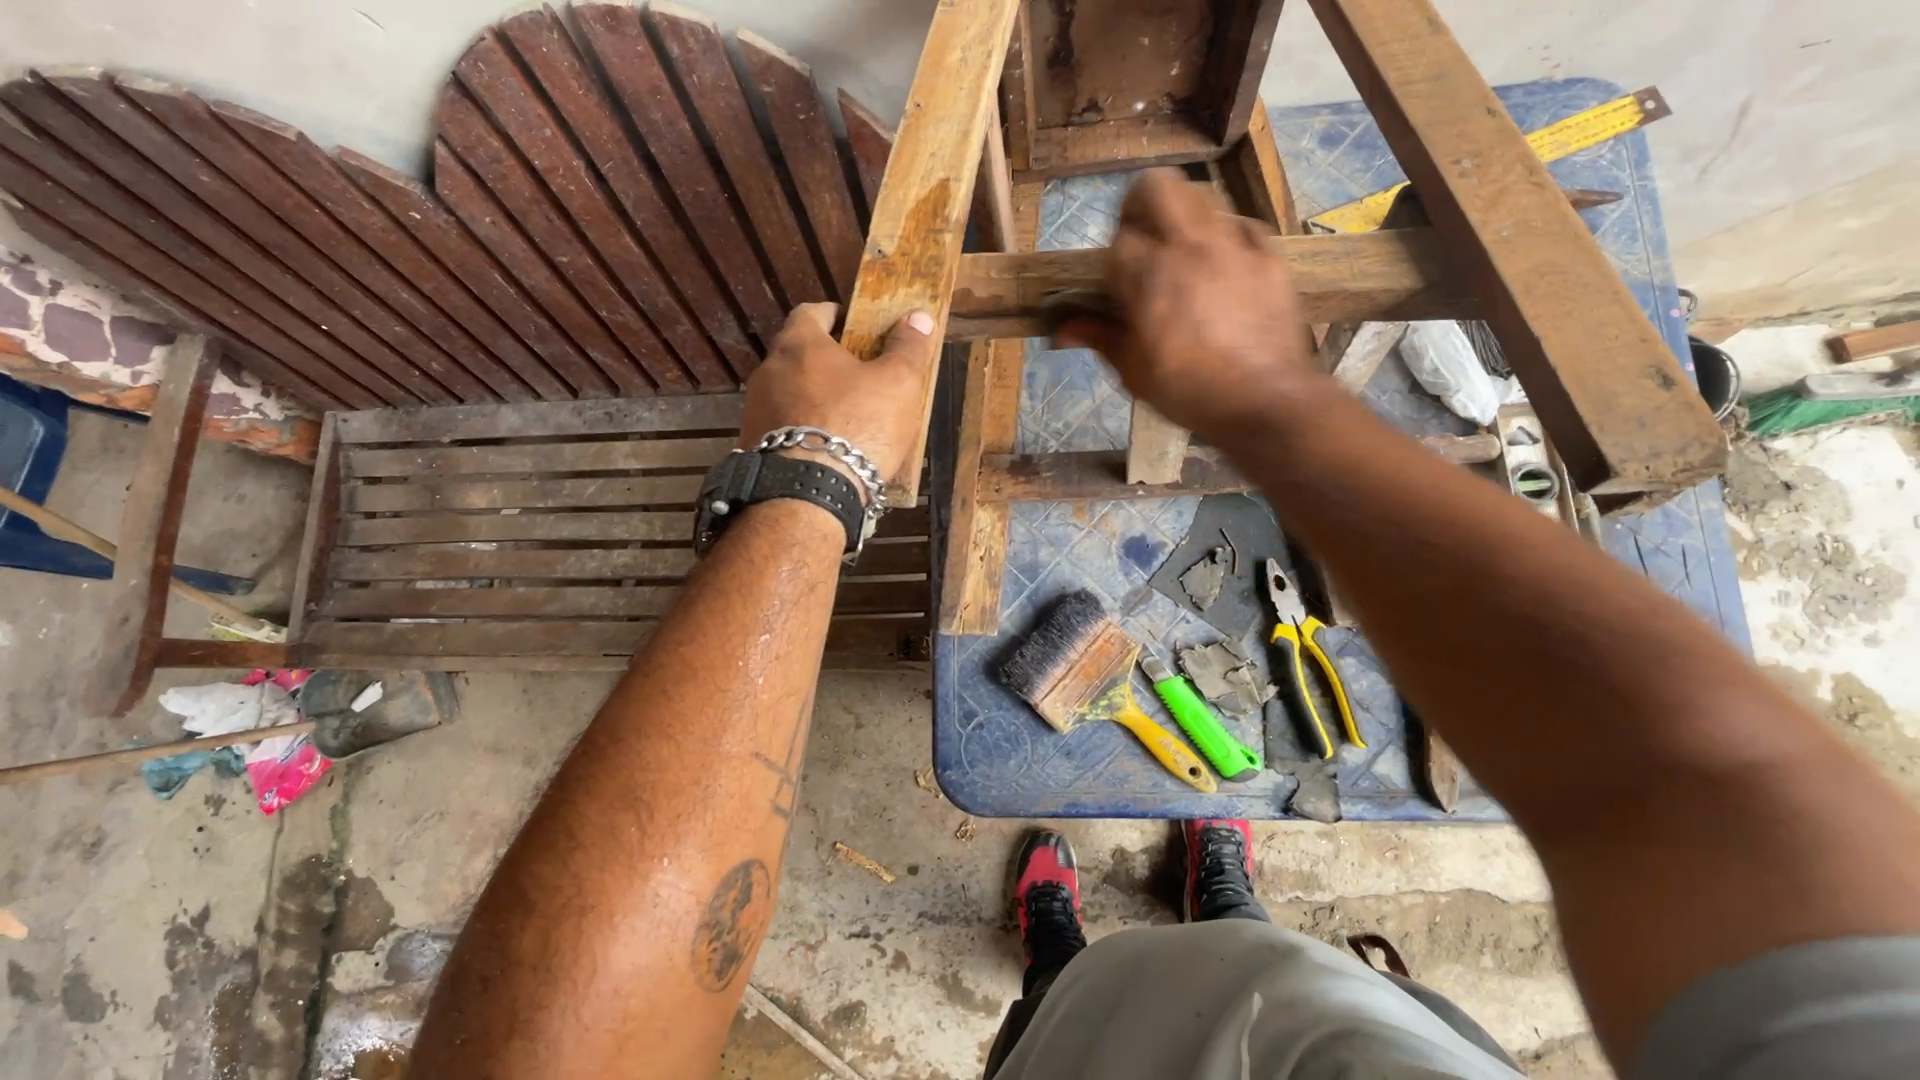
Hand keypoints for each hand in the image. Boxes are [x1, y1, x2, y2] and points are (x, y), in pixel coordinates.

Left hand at [738, 304, 936, 500]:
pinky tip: (826, 451)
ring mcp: (755, 411)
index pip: (810, 312)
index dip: (834, 315)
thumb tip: (918, 315)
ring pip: (789, 394)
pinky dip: (802, 432)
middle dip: (825, 361)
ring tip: (845, 419)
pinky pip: (783, 429)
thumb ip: (908, 347)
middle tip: (858, 375)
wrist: (807, 496)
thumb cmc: (857, 426)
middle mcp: (768, 371)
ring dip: (813, 399)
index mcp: (799, 344)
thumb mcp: (898, 384)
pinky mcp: (754, 448)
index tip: (853, 325)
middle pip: (797, 354)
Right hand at [1057, 169, 1319, 436]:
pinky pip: (1242, 224)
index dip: (1113, 261)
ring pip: (1202, 196)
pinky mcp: (1269, 256)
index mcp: (1149, 276)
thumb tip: (1061, 329)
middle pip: (1157, 187)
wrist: (1266, 400)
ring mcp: (1234, 246)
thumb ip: (1100, 339)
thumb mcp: (1135, 372)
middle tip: (1140, 237)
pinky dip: (1226, 235)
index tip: (1117, 285)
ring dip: (1183, 215)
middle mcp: (1190, 247)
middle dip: (1141, 204)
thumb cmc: (1191, 391)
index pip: (1118, 241)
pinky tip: (1223, 263)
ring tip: (1181, 249)